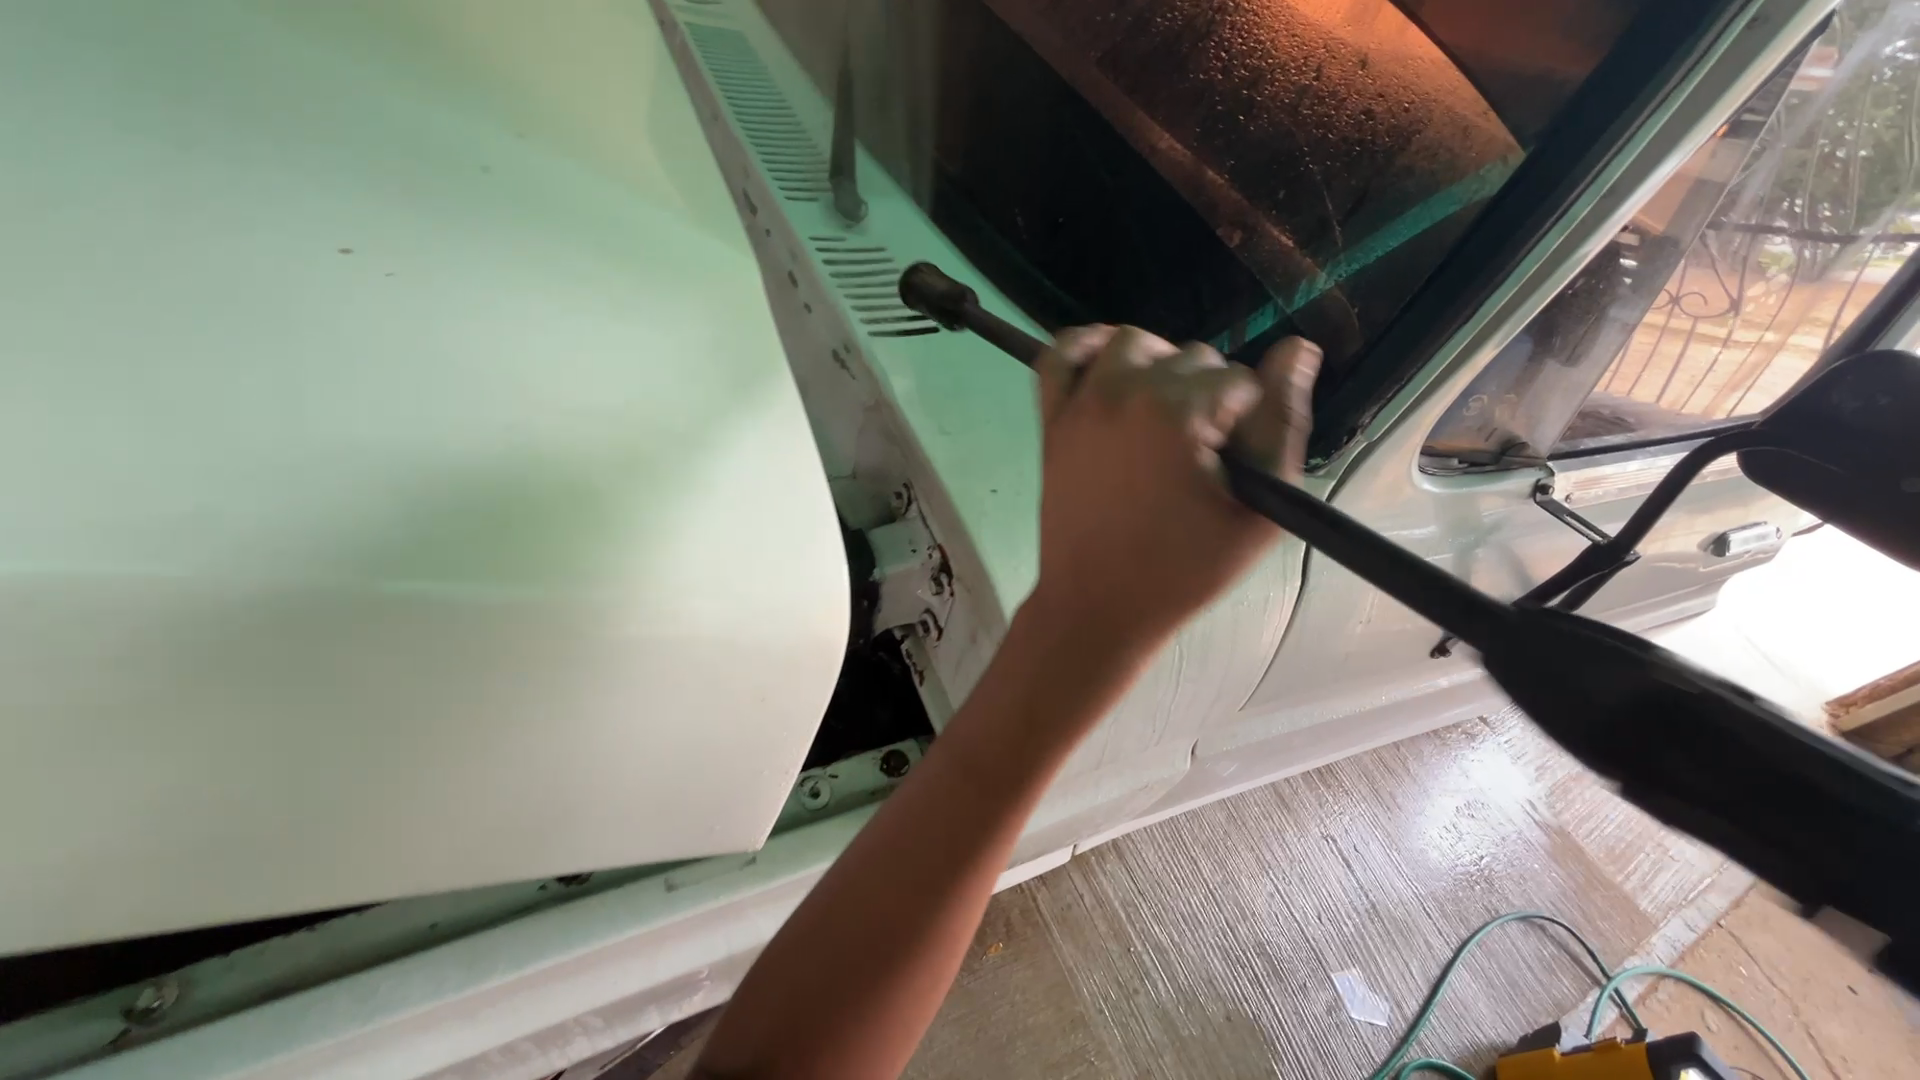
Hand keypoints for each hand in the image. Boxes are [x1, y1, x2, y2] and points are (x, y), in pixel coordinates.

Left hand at [1025, 326, 1321, 654]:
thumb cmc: (1183, 570)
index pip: (1240, 380)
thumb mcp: (1257, 512)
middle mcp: (1124, 392)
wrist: (1097, 604)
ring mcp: (1080, 403)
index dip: (1251, 420)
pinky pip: (1059, 355)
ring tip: (1169, 416)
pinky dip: (1084, 347)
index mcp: (1177, 414)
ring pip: (1132, 342)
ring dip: (1160, 366)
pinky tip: (1109, 368)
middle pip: (1192, 356)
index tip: (1234, 464)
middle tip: (1203, 454)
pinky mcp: (1051, 419)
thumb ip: (1284, 425)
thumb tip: (1299, 350)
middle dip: (1210, 396)